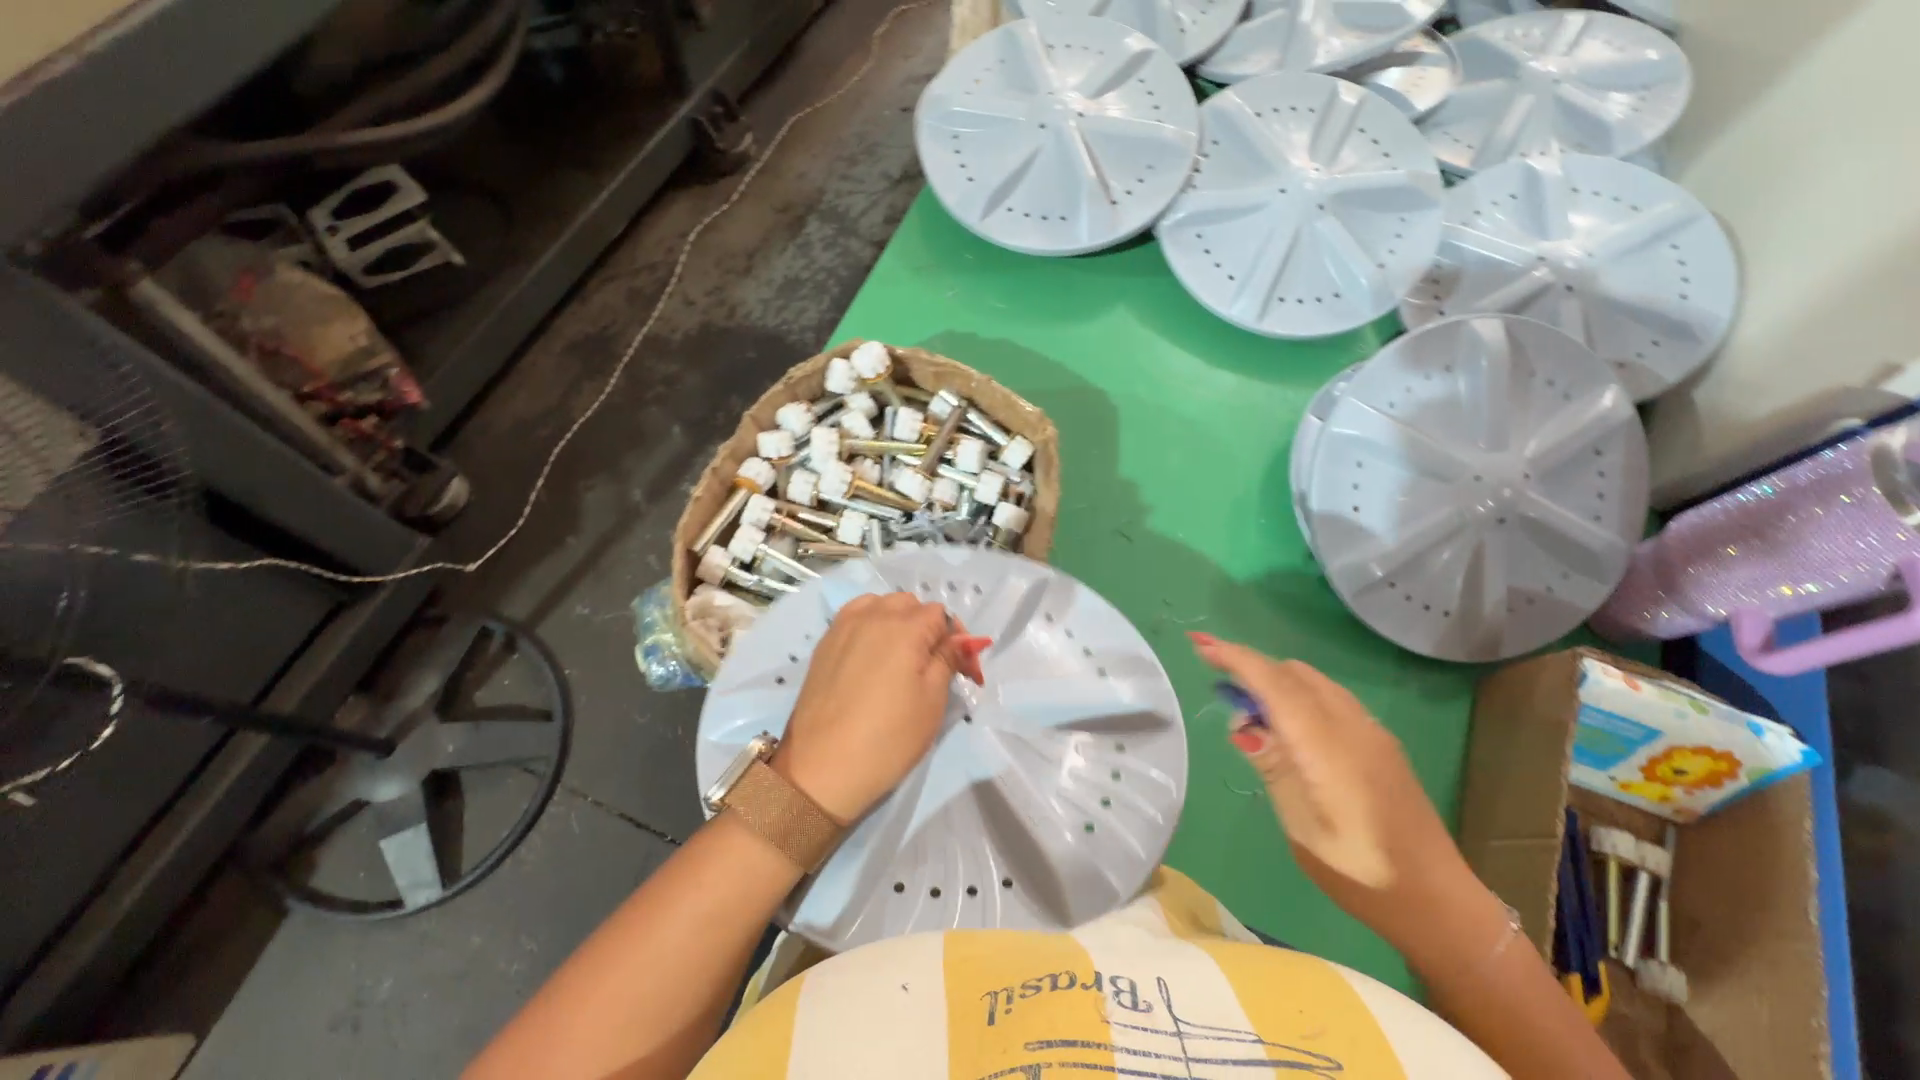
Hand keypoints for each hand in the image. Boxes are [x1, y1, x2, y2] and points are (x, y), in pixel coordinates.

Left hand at [773, 593, 987, 822]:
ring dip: (896, 622)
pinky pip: (853, 619)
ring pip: (878, 606)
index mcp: (904, 627)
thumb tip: (960, 640)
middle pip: (909, 605)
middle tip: (933, 666)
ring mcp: (842, 628)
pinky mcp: (823, 645)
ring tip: (900, 658)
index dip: (957, 640)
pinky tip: (871, 658)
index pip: (941, 615)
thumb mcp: (932, 701)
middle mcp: (872, 616)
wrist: (822, 768)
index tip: (962, 671)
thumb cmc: (888, 738)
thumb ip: (947, 660)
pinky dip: (869, 627)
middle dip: (927, 627)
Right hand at [1191, 633, 1481, 950]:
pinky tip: (1287, 727)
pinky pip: (1331, 700)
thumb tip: (1246, 725)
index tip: (1200, 645)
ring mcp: (1372, 733)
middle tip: (1216, 687)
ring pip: (1315, 683)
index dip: (1236, 659)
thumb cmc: (1360, 873)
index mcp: (1328, 746)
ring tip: (1247, 710)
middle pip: (1295, 675)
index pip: (1276, 684)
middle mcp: (1353, 726)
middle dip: (1252, 668)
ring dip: (1277, 682)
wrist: (1437, 900)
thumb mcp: (1303, 828)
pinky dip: (1299, 697)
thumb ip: (1275, 769)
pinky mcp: (1382, 745)